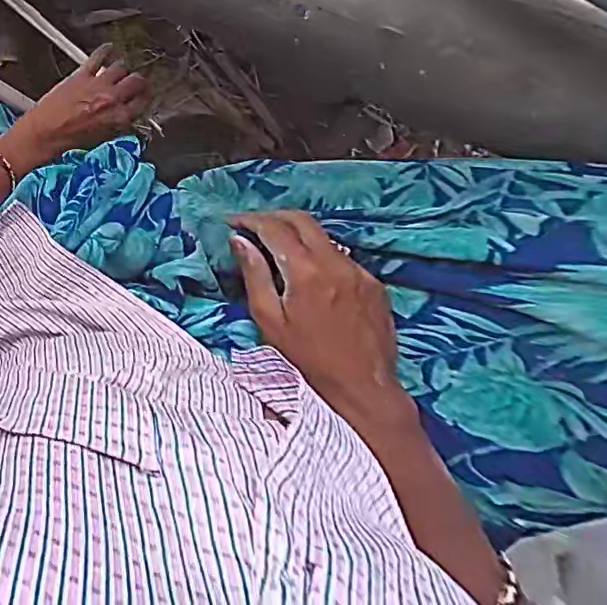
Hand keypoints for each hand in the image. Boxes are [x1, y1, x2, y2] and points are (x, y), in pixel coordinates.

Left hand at [0, 44, 149, 175]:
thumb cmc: (69, 140)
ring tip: (120, 70)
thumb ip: (118, 124)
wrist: (44, 134)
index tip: (144, 95)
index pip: (143, 101)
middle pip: (137, 81)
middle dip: (138, 81)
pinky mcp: (81, 75)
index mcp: (119, 118)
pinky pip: (99, 56)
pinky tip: (109, 48)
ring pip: (120, 67)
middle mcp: (112, 99)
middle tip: (136, 82)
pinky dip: (106, 50)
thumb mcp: (102, 138)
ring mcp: (97, 84)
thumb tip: (126, 115)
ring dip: (122, 69)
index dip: (145, 96)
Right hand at [229, 210, 412, 423]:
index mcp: (306, 271)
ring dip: (297, 232)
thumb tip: (240, 241)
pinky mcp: (373, 284)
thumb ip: (254, 274)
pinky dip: (319, 253)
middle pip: (301, 219)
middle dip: (273, 216)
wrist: (364, 390)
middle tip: (252, 224)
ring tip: (277, 245)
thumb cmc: (308, 360)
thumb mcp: (269, 319)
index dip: (250, 219)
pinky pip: (340, 256)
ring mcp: (359, 271)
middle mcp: (335, 263)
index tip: (233, 222)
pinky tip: (309, 271)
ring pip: (323, 235)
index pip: (274, 228)